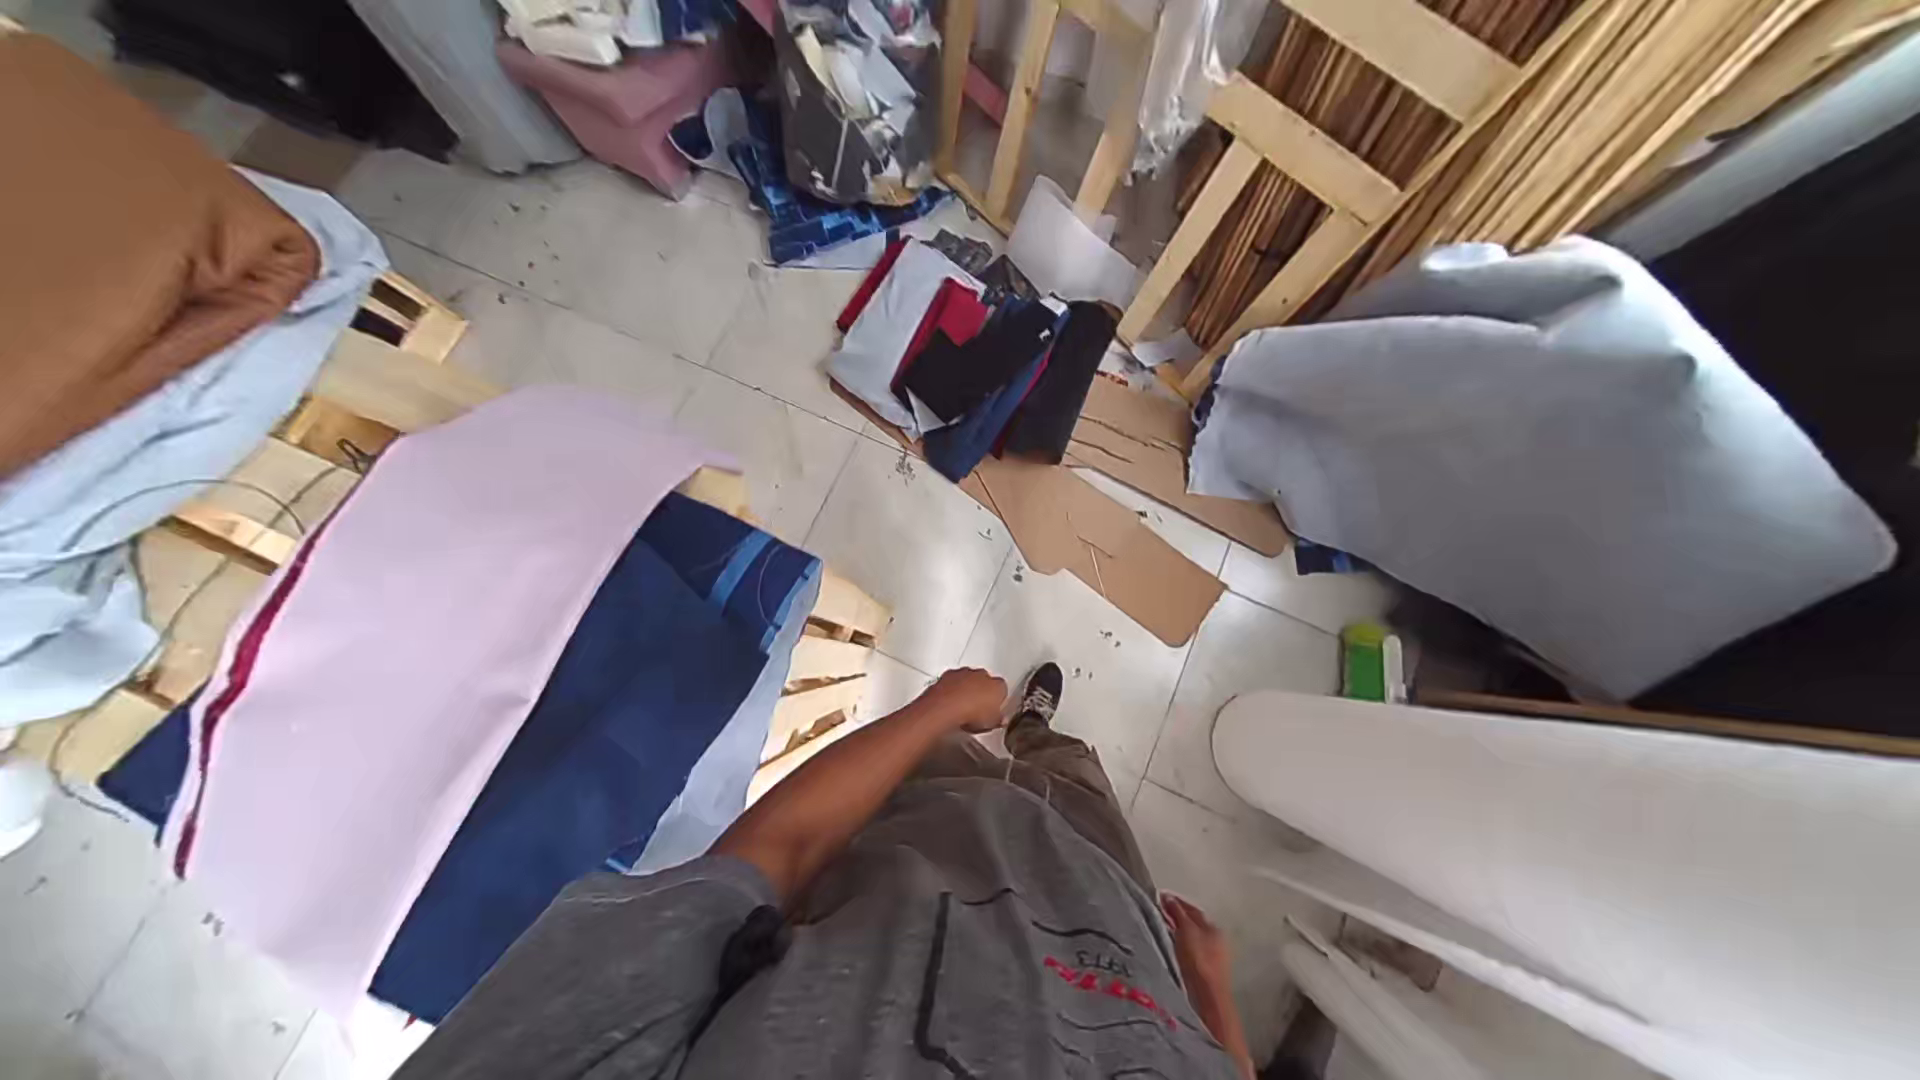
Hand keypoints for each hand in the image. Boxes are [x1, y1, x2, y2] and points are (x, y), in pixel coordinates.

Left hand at [914, 668, 1007, 732]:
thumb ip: (998, 720)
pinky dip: (952, 687)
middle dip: (982, 691)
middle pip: (985, 681)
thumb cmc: (970, 714)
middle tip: (977, 709)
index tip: (993, 710)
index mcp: (997, 685)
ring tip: (962, 706)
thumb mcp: (990, 724)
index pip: (1002, 690)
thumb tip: (999, 720)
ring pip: (969, 678)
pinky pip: (953, 680)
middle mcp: (982, 675)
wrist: (946, 708)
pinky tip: (949, 701)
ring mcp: (965, 673)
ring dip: (966, 688)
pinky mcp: (949, 674)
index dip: (997, 701)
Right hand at [1163, 893, 1231, 997]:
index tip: (1160, 896)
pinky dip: (1179, 942)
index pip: (1192, 909)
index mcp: (1214, 927)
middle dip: (1176, 914)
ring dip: (1177, 928)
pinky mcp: (1205, 969)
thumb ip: (1177, 912)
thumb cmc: (1198, 959)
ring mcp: (1212, 955)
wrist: (1207, 996)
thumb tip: (1167, 897)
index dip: (1176, 901)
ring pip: (1191, 935)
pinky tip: (1170, 943)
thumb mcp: (1185, 929)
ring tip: (1160, 924)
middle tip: (1158, 909)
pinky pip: (1189, 948)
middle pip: (1193, 922)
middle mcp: (1216, 939)